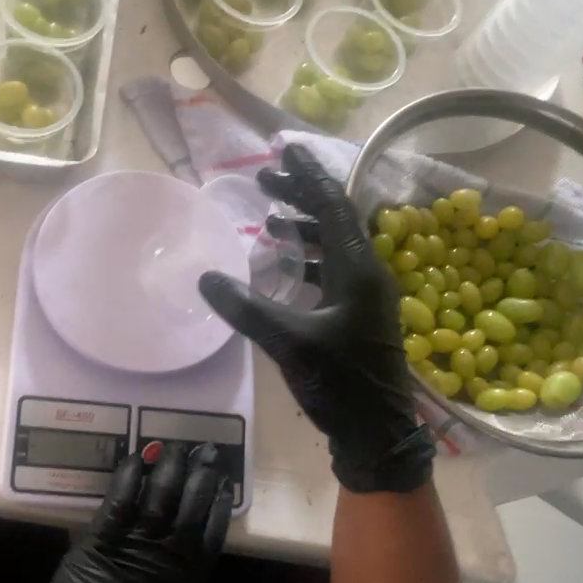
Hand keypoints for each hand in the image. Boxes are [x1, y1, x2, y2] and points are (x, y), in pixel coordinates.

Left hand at [0, 444, 232, 582]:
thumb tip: (199, 571)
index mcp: (192, 576)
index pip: (213, 527)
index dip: (218, 499)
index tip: (223, 478)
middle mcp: (170, 553)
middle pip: (191, 502)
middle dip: (199, 472)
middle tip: (204, 448)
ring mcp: (137, 542)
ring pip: (160, 494)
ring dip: (169, 466)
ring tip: (175, 444)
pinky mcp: (103, 537)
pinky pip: (121, 499)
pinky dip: (130, 474)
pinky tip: (138, 456)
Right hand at [199, 142, 433, 493]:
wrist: (376, 432)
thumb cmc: (340, 383)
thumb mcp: (290, 343)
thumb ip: (247, 307)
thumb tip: (206, 276)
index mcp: (359, 270)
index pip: (334, 206)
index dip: (308, 175)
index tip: (284, 150)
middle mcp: (367, 274)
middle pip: (334, 220)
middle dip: (301, 196)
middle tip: (265, 180)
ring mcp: (364, 297)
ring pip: (333, 246)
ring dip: (303, 227)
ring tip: (270, 217)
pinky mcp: (356, 316)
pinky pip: (330, 271)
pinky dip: (305, 259)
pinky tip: (282, 264)